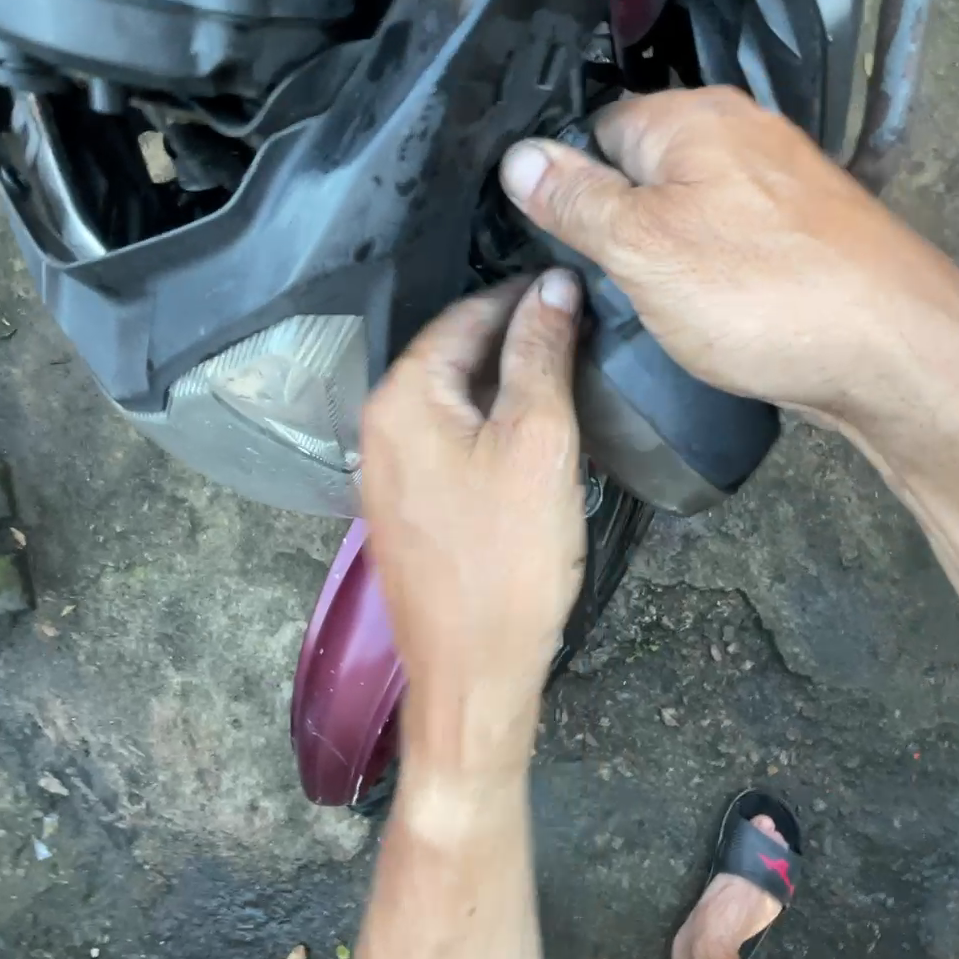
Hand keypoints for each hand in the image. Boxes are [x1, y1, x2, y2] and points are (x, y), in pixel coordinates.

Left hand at [360, 270, 587, 780]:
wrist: (472, 672)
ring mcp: (386, 473)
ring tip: (563, 382)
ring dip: (503, 387)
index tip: (575, 293)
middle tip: (579, 337)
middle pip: (452, 359)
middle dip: (513, 341)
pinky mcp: (405, 509)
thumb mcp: (537, 442)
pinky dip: (485, 430)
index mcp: (401, 398)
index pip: (463, 316)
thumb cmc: (509, 556)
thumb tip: (553, 286)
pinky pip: (446, 445)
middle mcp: (379, 427)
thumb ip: (541, 355)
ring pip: (451, 404)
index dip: (521, 298)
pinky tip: (525, 438)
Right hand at [499, 87, 958, 427]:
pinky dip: (704, 271)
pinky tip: (706, 311)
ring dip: (659, 256)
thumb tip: (517, 158)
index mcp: (691, 120)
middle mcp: (738, 134)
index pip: (595, 134)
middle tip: (606, 287)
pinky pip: (724, 240)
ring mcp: (774, 183)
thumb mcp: (642, 249)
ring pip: (683, 212)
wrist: (888, 351)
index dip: (568, 189)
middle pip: (641, 174)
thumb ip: (577, 203)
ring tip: (655, 308)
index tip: (561, 249)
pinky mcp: (797, 230)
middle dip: (615, 227)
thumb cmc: (756, 294)